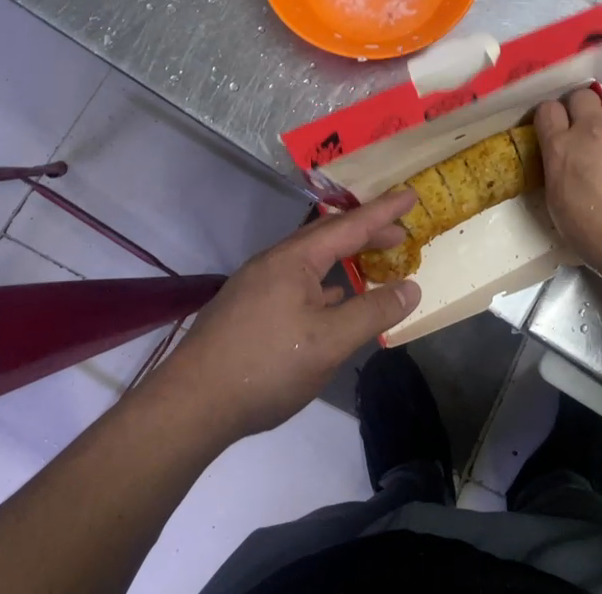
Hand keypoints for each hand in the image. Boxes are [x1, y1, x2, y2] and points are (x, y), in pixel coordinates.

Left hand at [156, 192, 422, 436]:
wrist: (190, 406)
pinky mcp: (247, 311)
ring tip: (371, 264)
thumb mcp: (329, 341)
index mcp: (294, 259)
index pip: (349, 226)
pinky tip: (332, 302)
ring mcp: (256, 287)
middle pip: (327, 237)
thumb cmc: (266, 365)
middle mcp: (273, 263)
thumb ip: (373, 312)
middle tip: (400, 235)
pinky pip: (297, 282)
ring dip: (343, 258)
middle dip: (365, 233)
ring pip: (310, 262)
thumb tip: (410, 288)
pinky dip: (324, 283)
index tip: (411, 194)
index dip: (383, 212)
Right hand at [533, 88, 601, 290]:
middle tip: (589, 138)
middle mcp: (596, 132)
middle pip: (583, 97)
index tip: (557, 130)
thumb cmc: (600, 240)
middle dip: (582, 110)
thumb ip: (560, 174)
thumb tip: (568, 166)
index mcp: (564, 149)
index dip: (552, 118)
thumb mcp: (561, 209)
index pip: (548, 110)